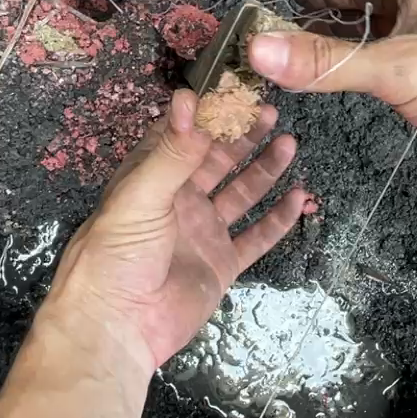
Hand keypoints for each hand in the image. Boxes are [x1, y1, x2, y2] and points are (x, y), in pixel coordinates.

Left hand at [41, 92, 312, 377]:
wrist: (119, 325)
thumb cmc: (118, 253)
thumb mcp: (141, 195)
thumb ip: (173, 151)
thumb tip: (189, 98)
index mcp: (151, 179)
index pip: (184, 137)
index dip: (209, 115)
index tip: (236, 92)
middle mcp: (179, 201)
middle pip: (218, 161)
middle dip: (244, 137)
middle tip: (272, 113)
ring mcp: (202, 233)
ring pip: (241, 194)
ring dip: (265, 170)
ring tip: (290, 144)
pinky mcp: (221, 264)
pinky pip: (255, 237)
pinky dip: (277, 219)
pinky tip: (298, 198)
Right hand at [247, 0, 416, 193]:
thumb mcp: (395, 66)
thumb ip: (326, 62)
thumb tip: (255, 50)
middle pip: (365, 10)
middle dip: (326, 16)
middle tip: (283, 29)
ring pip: (377, 44)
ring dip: (344, 47)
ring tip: (304, 57)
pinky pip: (389, 76)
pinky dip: (363, 76)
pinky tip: (348, 86)